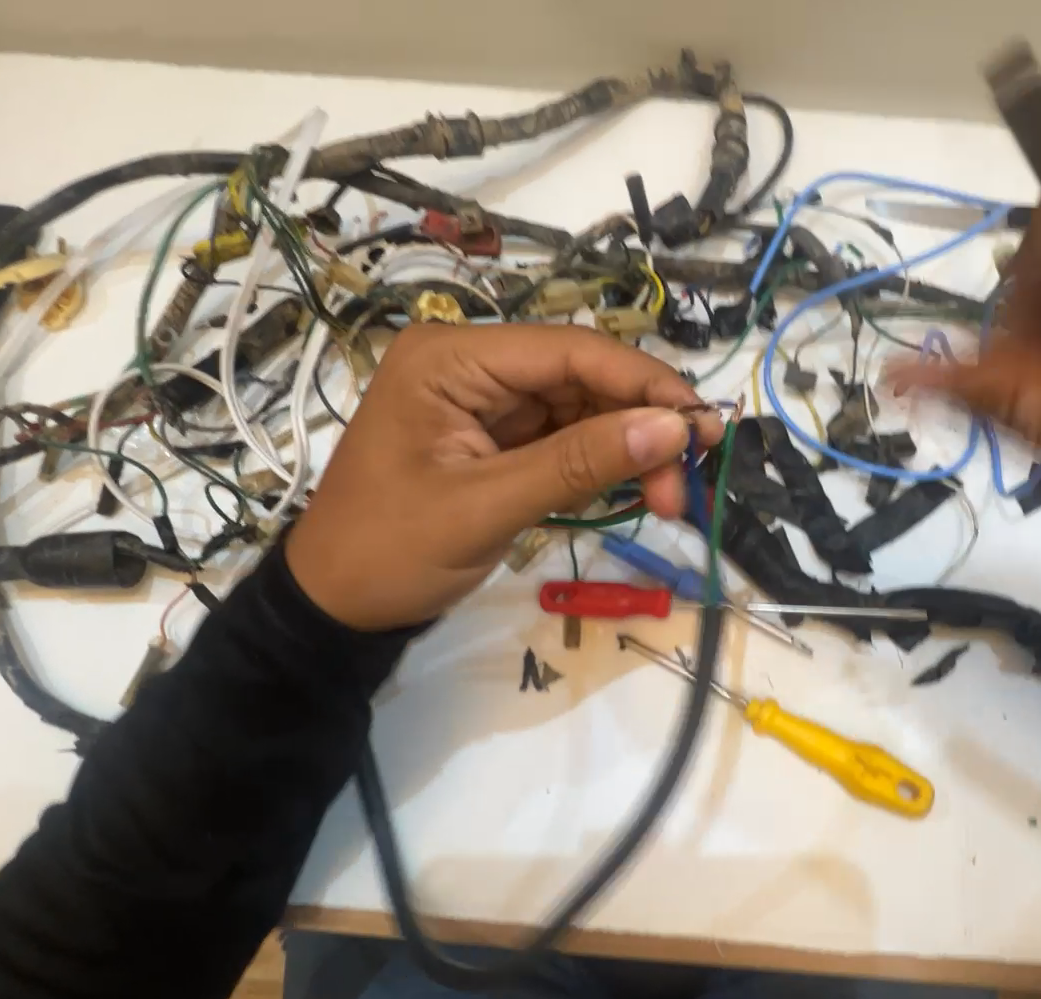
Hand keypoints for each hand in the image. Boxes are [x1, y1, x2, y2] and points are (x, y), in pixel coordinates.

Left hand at [285, 324, 720, 631]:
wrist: (338, 605)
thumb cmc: (391, 552)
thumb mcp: (486, 506)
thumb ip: (579, 464)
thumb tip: (673, 428)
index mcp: (453, 358)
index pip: (570, 351)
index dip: (644, 385)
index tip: (702, 426)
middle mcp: (475, 367)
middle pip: (584, 379)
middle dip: (641, 427)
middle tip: (687, 481)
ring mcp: (489, 404)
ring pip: (585, 411)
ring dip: (632, 451)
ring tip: (670, 497)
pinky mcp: (501, 441)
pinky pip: (569, 441)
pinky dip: (606, 465)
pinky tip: (641, 488)